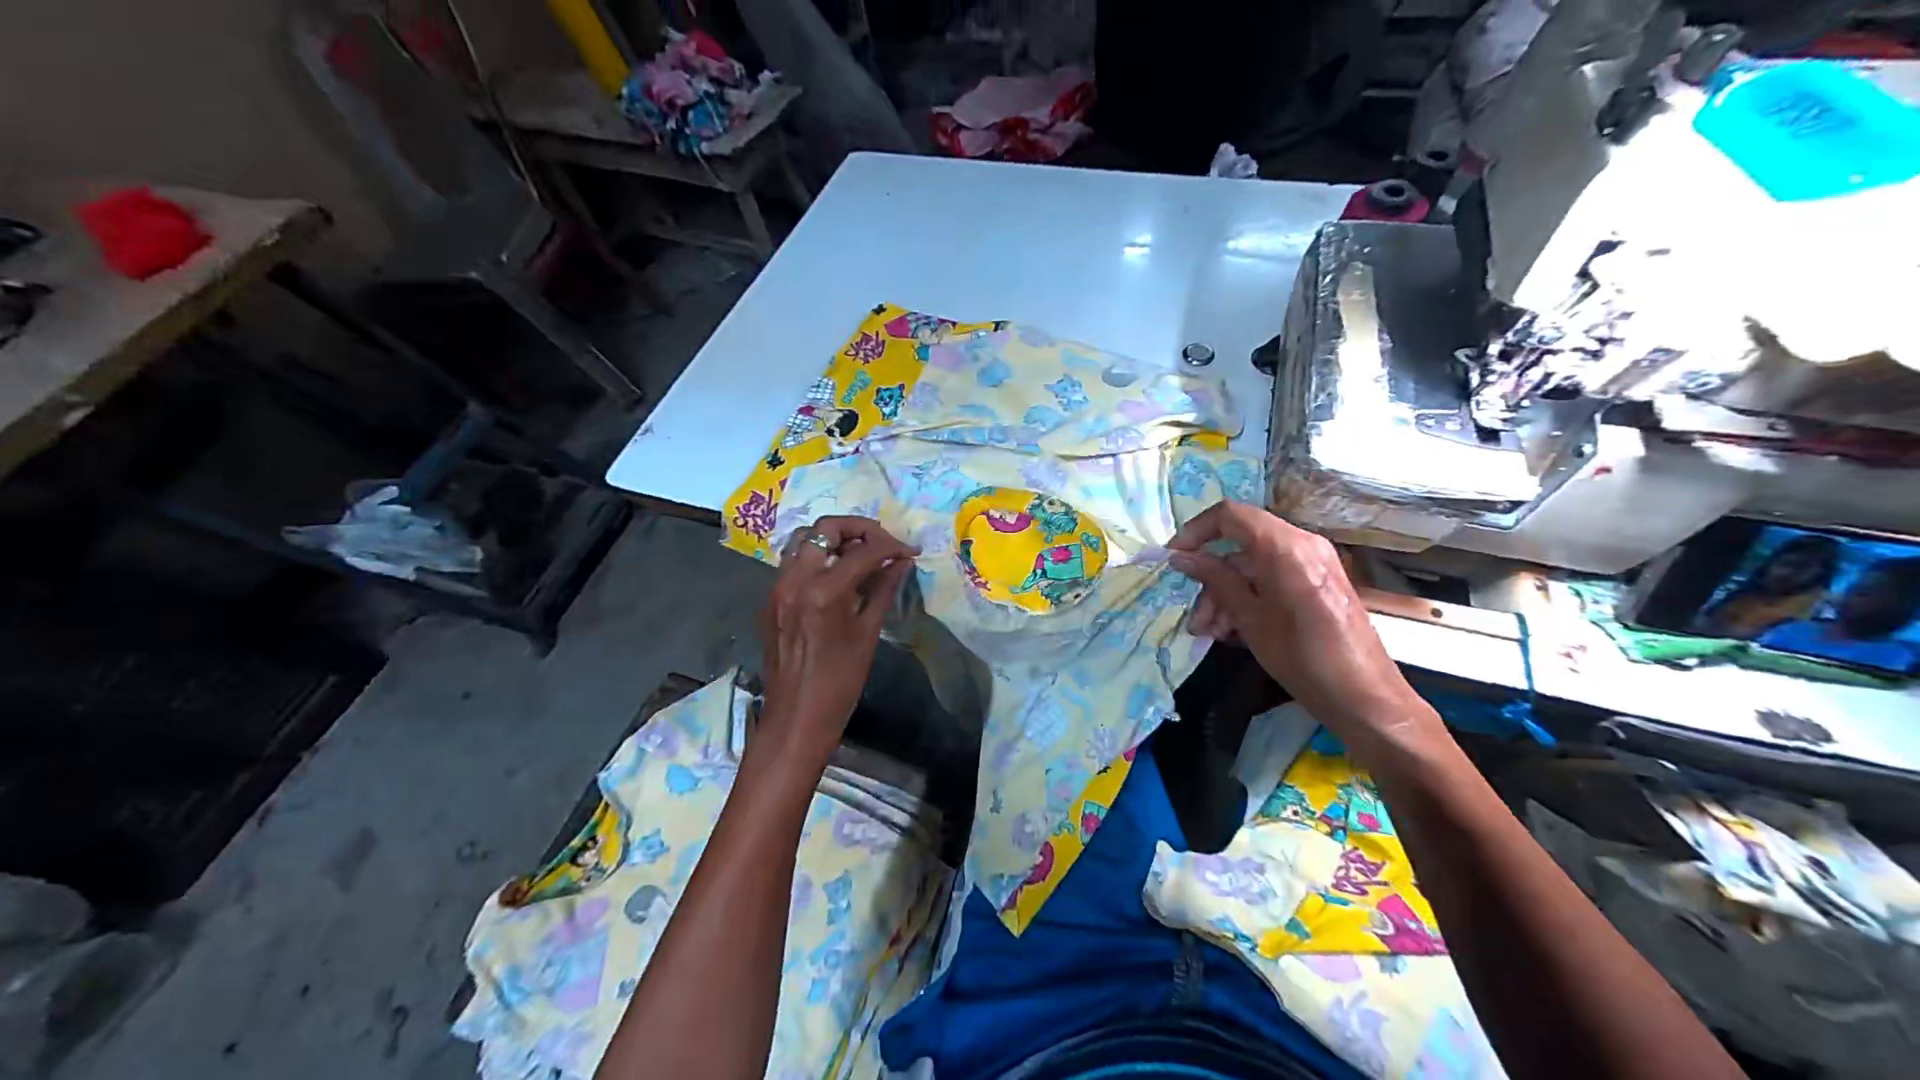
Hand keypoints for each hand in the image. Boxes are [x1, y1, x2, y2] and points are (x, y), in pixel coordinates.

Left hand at [758, 517, 916, 767]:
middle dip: (858, 529)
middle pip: (825, 529)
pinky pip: (792, 562)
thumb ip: (883, 590)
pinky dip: (816, 557)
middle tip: (882, 543)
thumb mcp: (868, 634)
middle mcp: (795, 580)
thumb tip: (901, 562)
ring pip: (803, 540)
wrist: (796, 719)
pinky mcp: (771, 599)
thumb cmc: (839, 683)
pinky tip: (836, 575)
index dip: (891, 546)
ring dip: (833, 539)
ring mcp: (778, 588)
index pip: (863, 551)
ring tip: (859, 554)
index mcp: (823, 592)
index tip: (909, 551)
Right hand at [1168, 502, 1446, 764]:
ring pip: (1253, 565)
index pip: (1230, 515)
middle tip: (1196, 620)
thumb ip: (1216, 580)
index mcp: (1286, 548)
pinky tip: (1235, 632)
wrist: (1365, 699)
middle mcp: (1303, 544)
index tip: (1174, 560)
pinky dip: (1249, 598)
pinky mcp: (1320, 582)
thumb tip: (1181, 557)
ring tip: (1212, 634)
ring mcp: (1315, 562)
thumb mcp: (1251, 620)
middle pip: (1240, 545)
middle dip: (1211, 579)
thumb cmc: (1304, 660)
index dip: (1195, 532)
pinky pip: (1273, 577)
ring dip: (1226, 595)